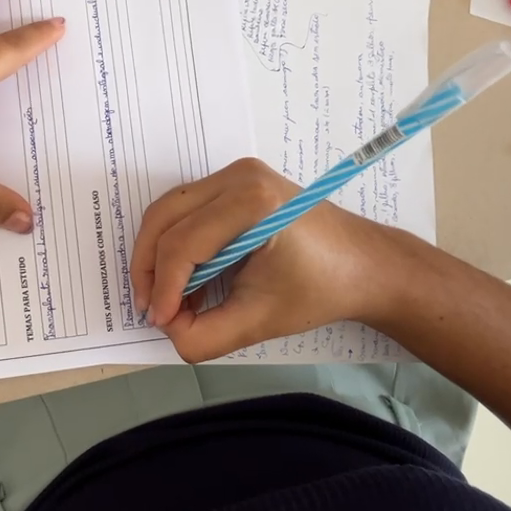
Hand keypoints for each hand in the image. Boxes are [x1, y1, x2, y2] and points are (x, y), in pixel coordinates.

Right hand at [131, 158, 410, 362]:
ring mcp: (235, 173)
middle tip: (149, 309)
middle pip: (164, 218)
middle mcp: (238, 176)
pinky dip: (175, 245)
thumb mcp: (259, 322)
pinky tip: (186, 282)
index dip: (163, 287)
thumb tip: (167, 330)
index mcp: (252, 202)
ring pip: (168, 211)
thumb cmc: (320, 290)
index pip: (183, 243)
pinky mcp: (233, 182)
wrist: (362, 264)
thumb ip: (204, 336)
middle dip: (148, 267)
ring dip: (157, 256)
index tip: (160, 322)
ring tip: (166, 298)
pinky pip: (185, 210)